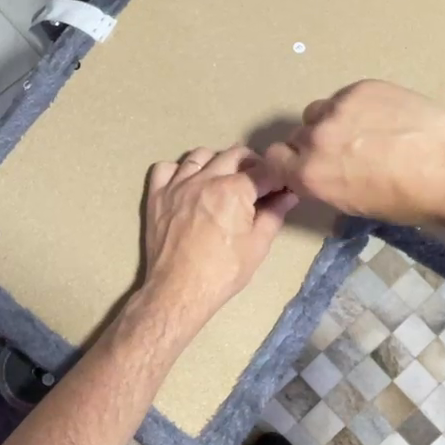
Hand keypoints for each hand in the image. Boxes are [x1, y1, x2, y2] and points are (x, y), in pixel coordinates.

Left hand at [141, 146, 299, 312]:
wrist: (180, 290)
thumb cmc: (223, 272)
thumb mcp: (257, 246)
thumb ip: (274, 215)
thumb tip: (288, 195)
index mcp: (234, 190)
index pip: (263, 170)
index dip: (276, 178)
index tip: (279, 188)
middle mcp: (205, 178)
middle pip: (234, 154)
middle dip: (251, 164)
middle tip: (256, 184)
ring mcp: (177, 184)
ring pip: (200, 154)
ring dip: (217, 162)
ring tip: (222, 180)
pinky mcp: (157, 195)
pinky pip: (164, 168)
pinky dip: (178, 170)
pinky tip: (187, 184)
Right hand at [262, 80, 444, 225]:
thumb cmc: (408, 201)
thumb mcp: (355, 206)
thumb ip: (325, 186)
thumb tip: (324, 177)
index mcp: (308, 174)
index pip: (274, 159)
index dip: (290, 162)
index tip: (307, 165)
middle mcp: (314, 139)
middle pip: (298, 135)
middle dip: (314, 144)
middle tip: (345, 152)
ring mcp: (337, 109)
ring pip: (320, 111)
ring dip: (332, 122)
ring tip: (365, 132)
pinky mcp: (361, 88)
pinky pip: (346, 96)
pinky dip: (358, 106)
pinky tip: (385, 118)